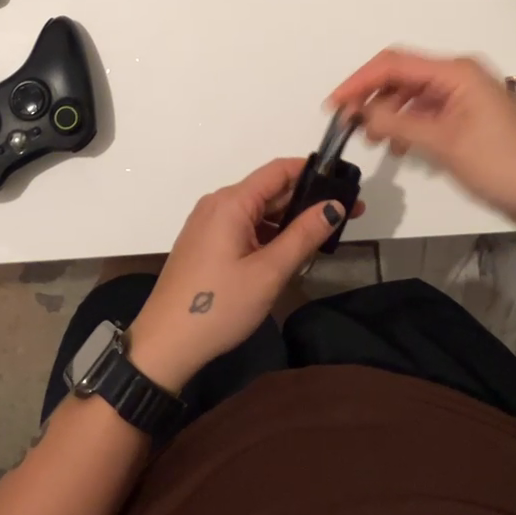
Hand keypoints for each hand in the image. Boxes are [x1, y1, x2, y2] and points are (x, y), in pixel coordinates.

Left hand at [126, 158, 361, 391]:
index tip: (345, 182)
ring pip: (258, 211)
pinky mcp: (206, 244)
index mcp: (231, 202)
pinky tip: (291, 250)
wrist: (166, 344)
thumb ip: (303, 235)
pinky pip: (244, 227)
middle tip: (349, 214)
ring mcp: (209, 224)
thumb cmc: (219, 306)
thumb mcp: (268, 272)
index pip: (278, 170)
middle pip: (269, 190)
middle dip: (307, 199)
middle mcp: (218, 204)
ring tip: (326, 234)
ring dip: (289, 219)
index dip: (313, 171)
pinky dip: (270, 233)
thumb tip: (335, 206)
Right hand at [327, 48, 515, 219]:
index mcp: (456, 71)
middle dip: (373, 97)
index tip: (334, 106)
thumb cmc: (502, 166)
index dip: (359, 81)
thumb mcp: (441, 143)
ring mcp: (469, 97)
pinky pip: (430, 112)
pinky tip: (402, 147)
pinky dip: (410, 125)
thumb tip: (356, 110)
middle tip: (351, 126)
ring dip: (390, 113)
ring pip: (415, 95)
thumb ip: (394, 122)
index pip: (393, 64)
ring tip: (376, 140)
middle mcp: (461, 76)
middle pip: (403, 76)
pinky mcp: (473, 118)